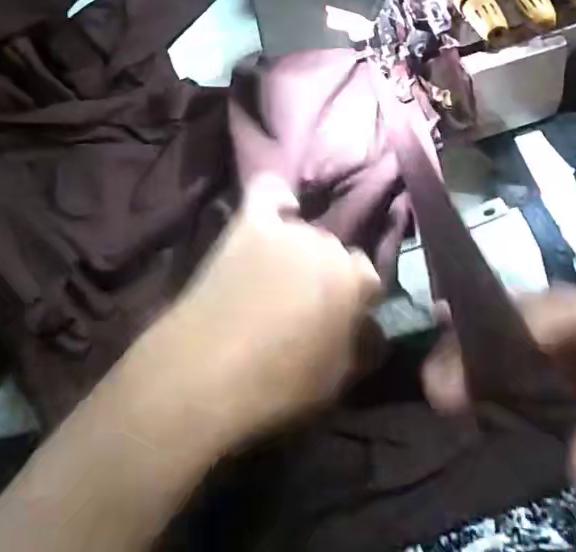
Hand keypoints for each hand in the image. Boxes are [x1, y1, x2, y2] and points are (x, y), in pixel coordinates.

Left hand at [127, 174, 383, 452]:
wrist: (208, 372)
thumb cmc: (280, 385)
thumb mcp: (339, 379)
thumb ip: (362, 343)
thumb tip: (368, 325)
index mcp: (356, 281)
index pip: (367, 276)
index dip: (354, 299)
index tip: (338, 319)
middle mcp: (328, 244)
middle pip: (334, 250)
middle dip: (324, 273)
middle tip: (302, 303)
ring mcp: (288, 230)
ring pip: (303, 230)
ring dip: (296, 249)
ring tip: (274, 276)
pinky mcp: (249, 223)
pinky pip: (268, 191)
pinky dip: (275, 197)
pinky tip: (277, 209)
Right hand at [422, 288, 575, 551]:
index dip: (525, 324)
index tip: (475, 354)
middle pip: (543, 315)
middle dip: (488, 337)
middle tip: (440, 377)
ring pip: (529, 333)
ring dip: (483, 353)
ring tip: (440, 382)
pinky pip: (534, 362)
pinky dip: (498, 372)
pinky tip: (465, 384)